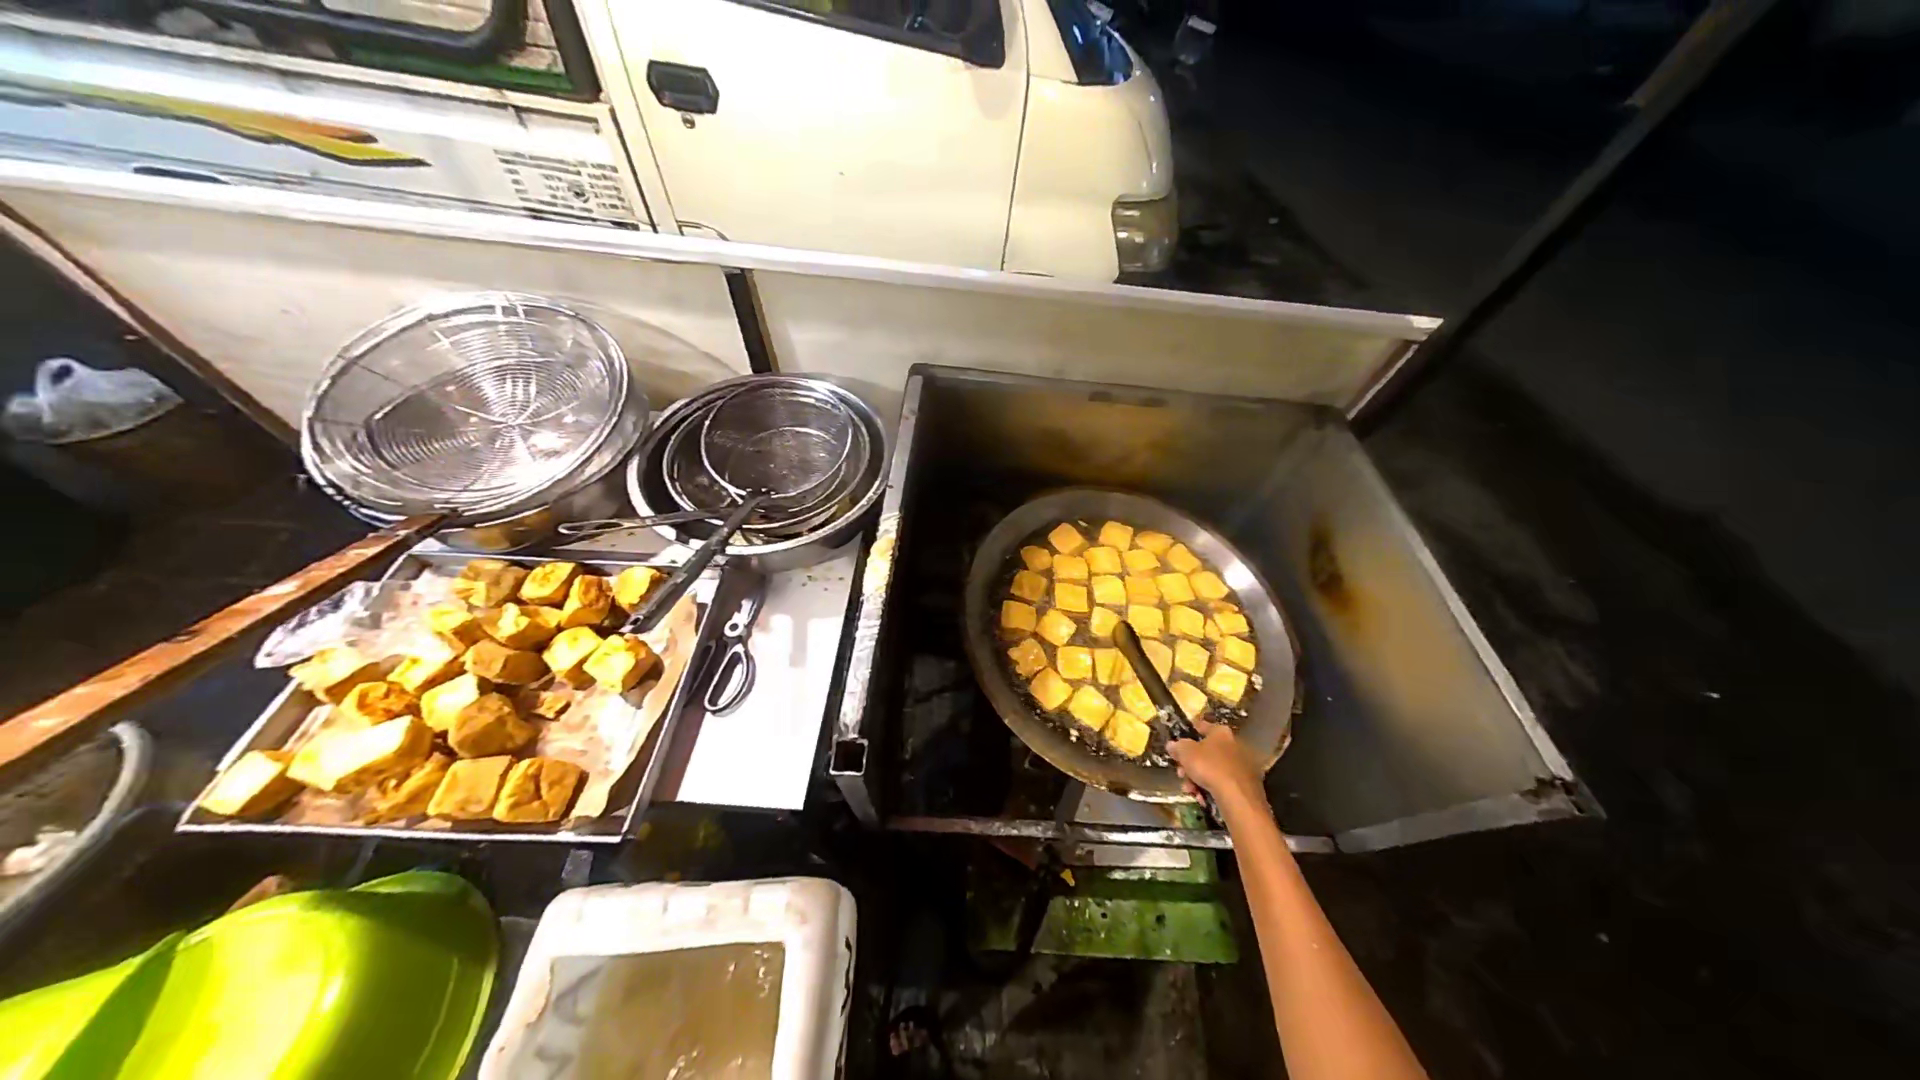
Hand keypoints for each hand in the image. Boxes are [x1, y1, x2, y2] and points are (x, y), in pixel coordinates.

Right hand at [1167, 718, 1267, 816]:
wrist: (1238, 796)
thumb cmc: (1210, 766)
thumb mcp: (1185, 753)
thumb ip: (1177, 746)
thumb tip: (1172, 745)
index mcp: (1221, 732)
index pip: (1202, 726)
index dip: (1188, 731)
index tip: (1178, 740)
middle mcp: (1234, 745)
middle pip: (1205, 752)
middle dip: (1190, 764)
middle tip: (1181, 774)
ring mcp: (1242, 765)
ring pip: (1212, 769)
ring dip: (1197, 779)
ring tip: (1190, 790)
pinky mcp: (1246, 784)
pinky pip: (1222, 783)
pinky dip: (1211, 789)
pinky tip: (1202, 797)